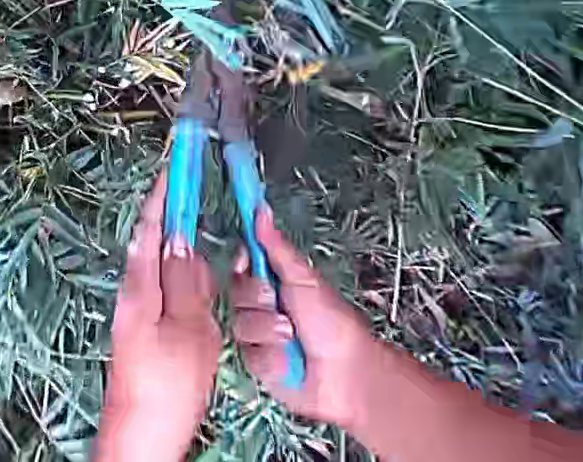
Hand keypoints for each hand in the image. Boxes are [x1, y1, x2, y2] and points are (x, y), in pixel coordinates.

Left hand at [95, 169, 221, 461]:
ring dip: (191, 282)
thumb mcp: (187, 330)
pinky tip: (200, 329)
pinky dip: (190, 302)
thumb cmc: (166, 386)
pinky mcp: (148, 328)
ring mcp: (140, 310)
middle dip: (187, 249)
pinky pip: (173, 300)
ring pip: (171, 275)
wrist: (141, 440)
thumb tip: (184, 238)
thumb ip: (187, 281)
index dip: (164, 193)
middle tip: (204, 277)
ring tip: (202, 322)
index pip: (152, 226)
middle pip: (162, 248)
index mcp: (140, 284)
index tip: (175, 165)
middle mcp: (136, 290)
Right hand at [230, 207, 389, 427]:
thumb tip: (261, 208)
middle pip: (237, 293)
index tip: (247, 262)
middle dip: (259, 301)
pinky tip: (289, 360)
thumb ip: (276, 246)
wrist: (346, 374)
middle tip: (280, 305)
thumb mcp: (302, 277)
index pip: (242, 263)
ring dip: (268, 331)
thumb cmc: (330, 319)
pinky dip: (272, 357)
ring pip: (241, 324)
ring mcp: (259, 335)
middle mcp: (262, 305)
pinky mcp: (259, 364)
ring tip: (292, 336)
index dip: (241, 263)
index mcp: (273, 279)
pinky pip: (249, 355)